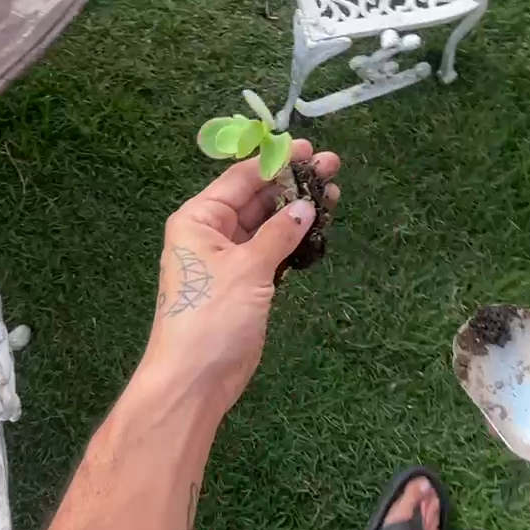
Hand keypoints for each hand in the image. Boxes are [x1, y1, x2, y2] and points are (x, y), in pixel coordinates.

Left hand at [140, 140, 339, 412]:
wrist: (195, 380)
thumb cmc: (211, 316)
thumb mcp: (246, 269)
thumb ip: (278, 234)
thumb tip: (305, 206)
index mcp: (199, 218)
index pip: (240, 179)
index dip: (275, 161)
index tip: (309, 149)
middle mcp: (211, 232)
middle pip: (257, 197)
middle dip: (292, 183)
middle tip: (332, 166)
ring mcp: (229, 258)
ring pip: (267, 223)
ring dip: (297, 210)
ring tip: (335, 192)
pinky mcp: (245, 282)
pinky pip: (272, 249)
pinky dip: (293, 239)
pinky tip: (319, 226)